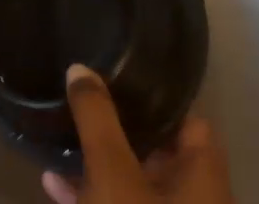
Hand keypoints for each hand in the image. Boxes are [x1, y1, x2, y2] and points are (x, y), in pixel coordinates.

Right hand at [43, 66, 231, 203]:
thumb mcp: (113, 173)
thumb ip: (97, 119)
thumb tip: (80, 68)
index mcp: (204, 179)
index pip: (192, 122)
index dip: (159, 96)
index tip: (120, 72)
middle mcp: (195, 200)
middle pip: (160, 152)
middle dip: (119, 127)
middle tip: (82, 99)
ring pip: (135, 182)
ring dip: (100, 163)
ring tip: (63, 135)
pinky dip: (92, 194)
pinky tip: (54, 183)